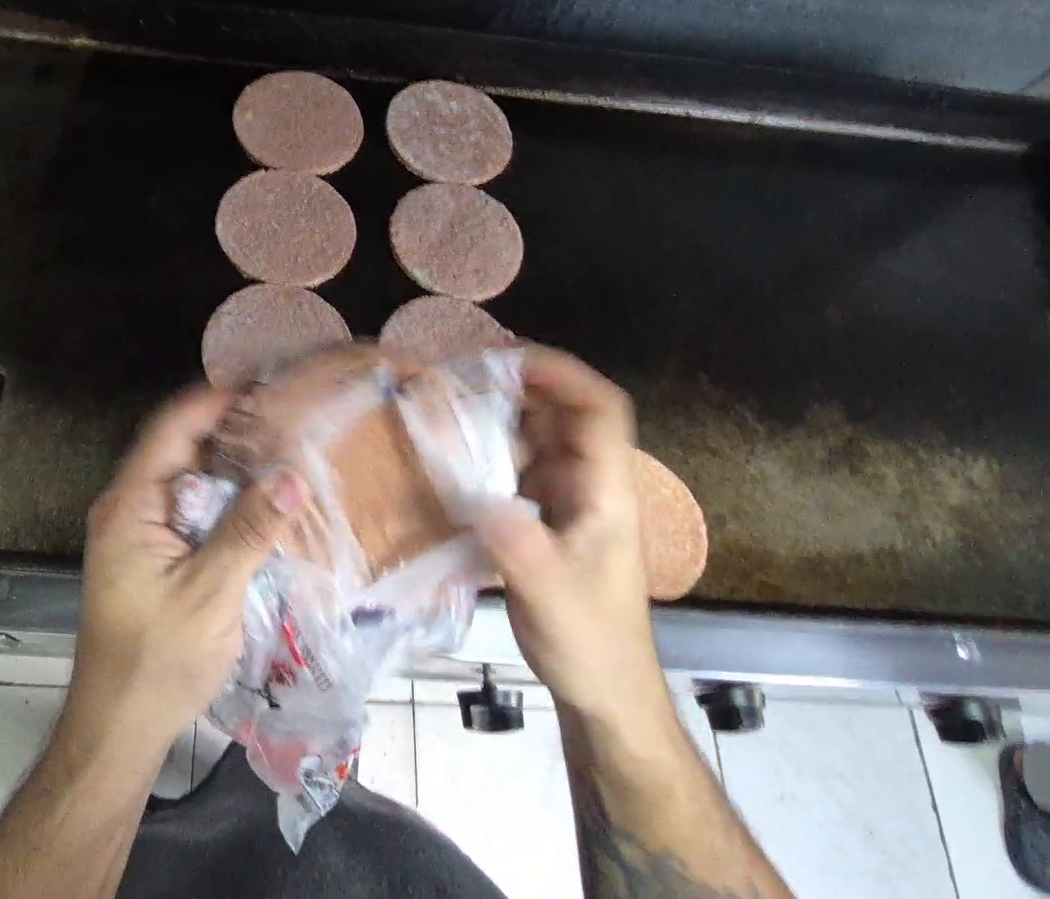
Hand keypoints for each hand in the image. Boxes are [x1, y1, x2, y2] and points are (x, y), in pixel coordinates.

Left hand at [66, 385, 306, 756]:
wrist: (119, 724)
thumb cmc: (158, 660)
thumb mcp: (210, 594)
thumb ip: (249, 532)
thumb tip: (292, 477)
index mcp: (130, 506)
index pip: (171, 429)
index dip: (214, 399)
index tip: (263, 381)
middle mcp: (129, 508)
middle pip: (179, 447)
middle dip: (229, 425)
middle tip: (286, 410)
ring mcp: (140, 532)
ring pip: (188, 478)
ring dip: (231, 461)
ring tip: (285, 443)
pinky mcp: (154, 555)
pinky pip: (192, 509)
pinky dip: (226, 496)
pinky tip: (264, 497)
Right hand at [476, 346, 664, 718]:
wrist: (603, 689)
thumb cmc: (591, 641)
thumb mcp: (552, 594)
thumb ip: (518, 546)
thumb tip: (475, 496)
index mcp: (606, 490)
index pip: (599, 410)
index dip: (562, 374)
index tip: (507, 360)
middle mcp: (588, 484)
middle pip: (560, 415)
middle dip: (514, 390)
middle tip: (455, 381)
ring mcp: (566, 502)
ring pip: (533, 441)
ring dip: (494, 422)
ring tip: (443, 413)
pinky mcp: (542, 520)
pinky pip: (514, 472)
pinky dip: (484, 459)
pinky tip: (448, 464)